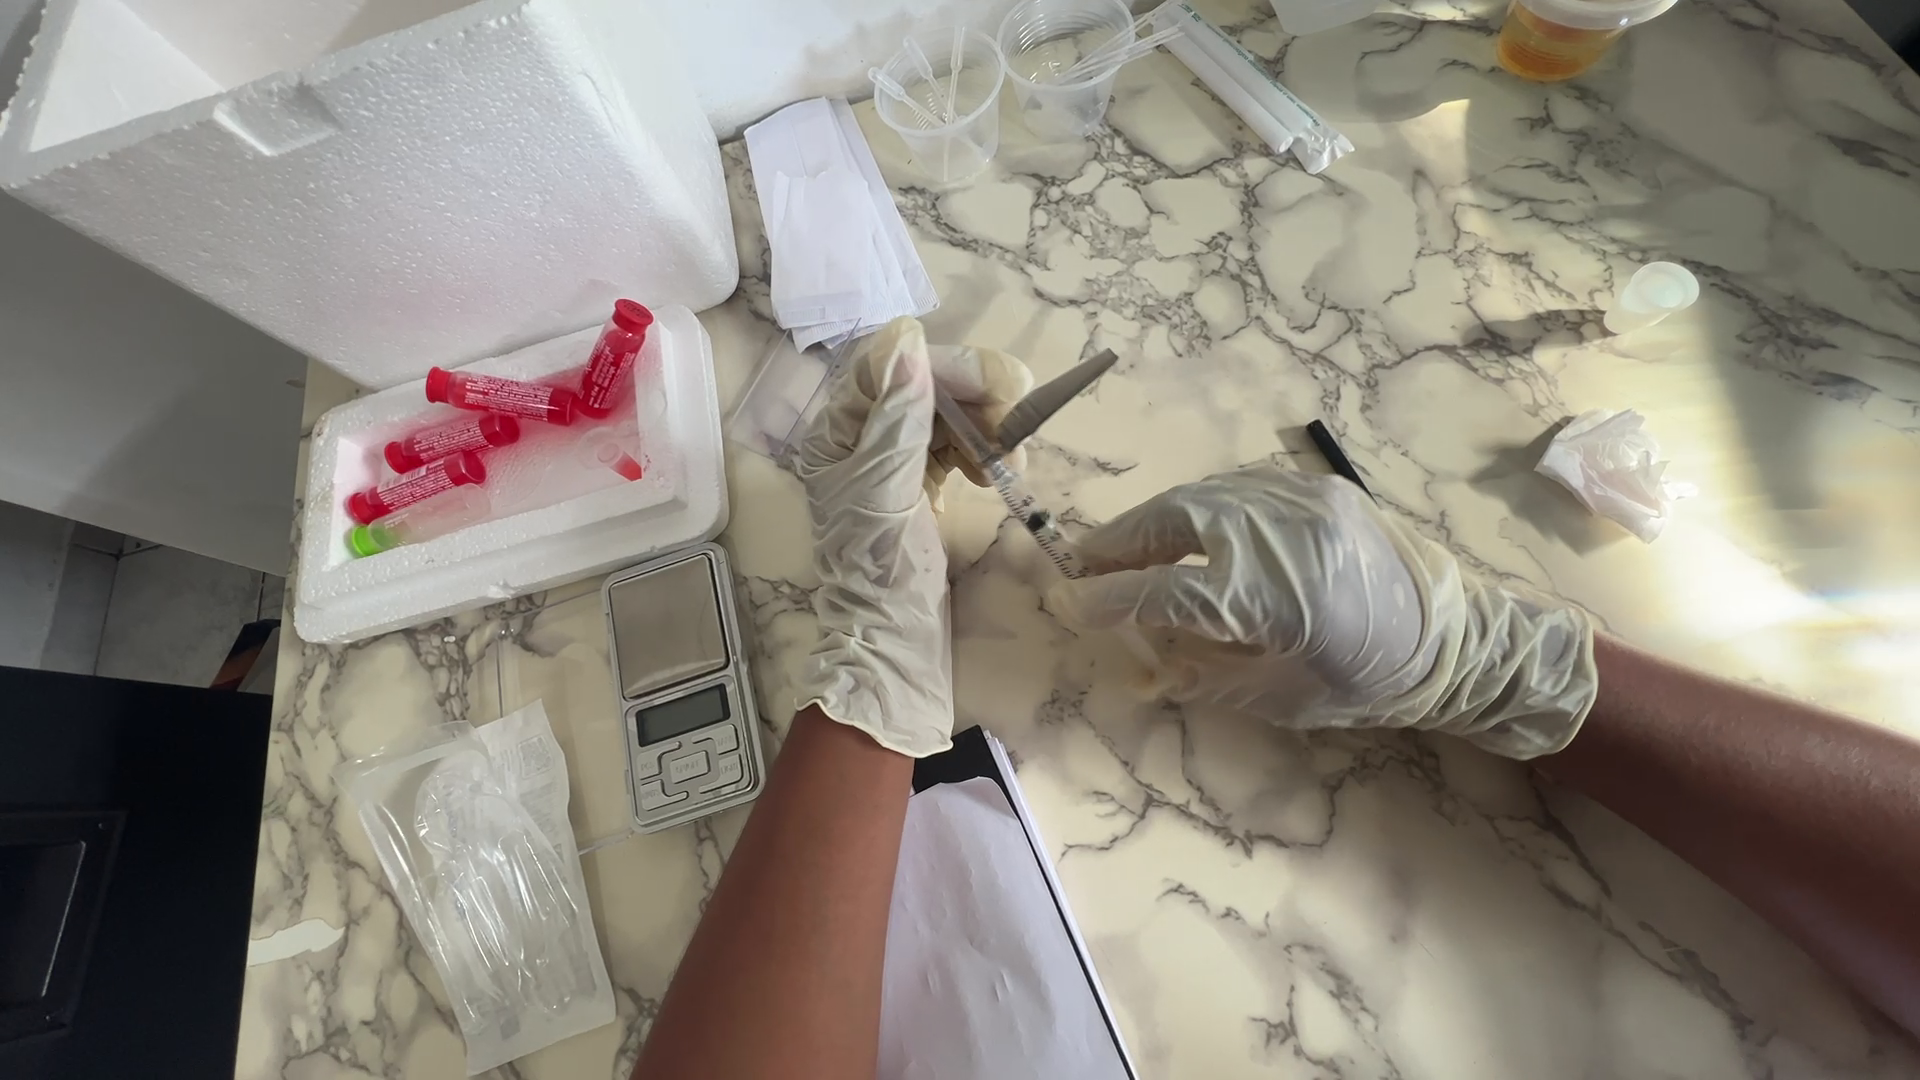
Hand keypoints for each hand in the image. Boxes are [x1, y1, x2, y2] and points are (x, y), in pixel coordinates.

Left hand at [792, 318, 1030, 757]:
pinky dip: (983, 449)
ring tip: (1010, 463)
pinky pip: (959, 442)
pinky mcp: (925, 479)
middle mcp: (863, 435)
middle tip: (1016, 418)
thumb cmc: (881, 571)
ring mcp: (897, 458)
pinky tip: (996, 474)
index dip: (939, 365)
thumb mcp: (885, 490)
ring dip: (989, 425)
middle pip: (925, 381)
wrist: (896, 640)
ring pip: (950, 410)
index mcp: (838, 432)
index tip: (989, 385)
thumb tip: (908, 342)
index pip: (886, 365)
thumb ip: (897, 418)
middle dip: (975, 395)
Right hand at [1048, 466, 1597, 758]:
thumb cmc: (1371, 683)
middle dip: (1119, 541)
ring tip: (1121, 546)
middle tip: (1084, 560)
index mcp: (1276, 600)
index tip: (1069, 602)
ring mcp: (1300, 500)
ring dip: (1150, 521)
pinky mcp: (1314, 487)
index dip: (1109, 599)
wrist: (1464, 637)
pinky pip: (1231, 490)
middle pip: (1173, 522)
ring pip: (1197, 496)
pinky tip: (1179, 532)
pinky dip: (1192, 510)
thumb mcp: (1281, 699)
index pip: (1166, 594)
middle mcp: (1282, 536)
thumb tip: (1140, 659)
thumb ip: (1201, 675)